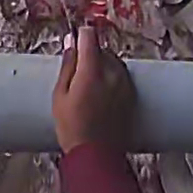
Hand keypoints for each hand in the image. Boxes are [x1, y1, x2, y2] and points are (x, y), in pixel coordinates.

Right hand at [52, 25, 135, 152]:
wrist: (97, 157)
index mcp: (92, 71)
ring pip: (113, 61)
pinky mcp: (131, 95)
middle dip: (90, 53)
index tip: (74, 41)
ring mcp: (125, 84)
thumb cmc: (72, 126)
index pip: (90, 36)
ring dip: (102, 64)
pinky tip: (101, 93)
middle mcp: (112, 73)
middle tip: (76, 71)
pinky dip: (111, 77)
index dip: (80, 35)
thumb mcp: (60, 95)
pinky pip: (121, 75)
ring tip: (89, 84)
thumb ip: (68, 65)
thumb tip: (71, 42)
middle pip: (102, 49)